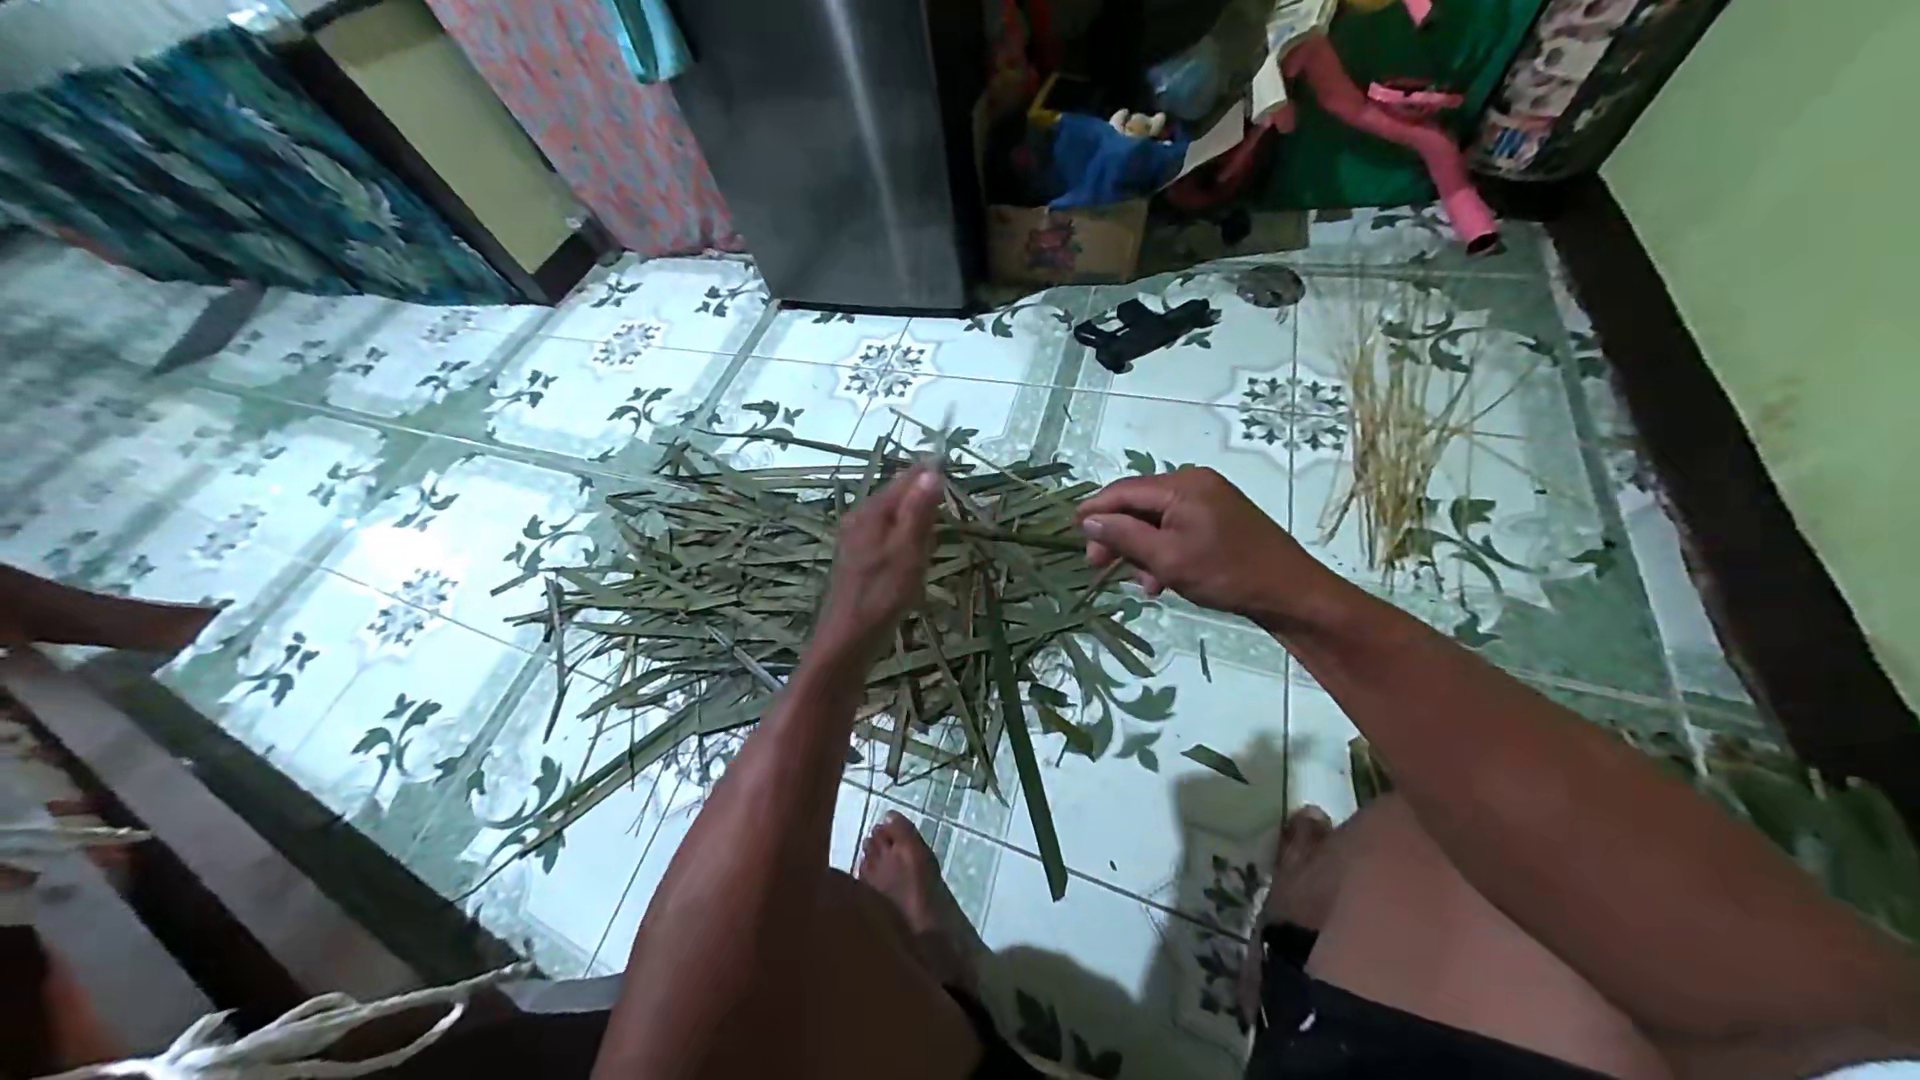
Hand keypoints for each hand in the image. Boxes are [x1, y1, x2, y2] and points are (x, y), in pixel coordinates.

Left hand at [814, 465, 943, 663]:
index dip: (931, 475)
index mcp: (871, 511)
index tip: (957, 481)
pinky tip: (915, 559)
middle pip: (898, 497)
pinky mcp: (860, 559)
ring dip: (917, 522)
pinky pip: (889, 537)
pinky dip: (906, 541)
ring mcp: (857, 539)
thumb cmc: (882, 594)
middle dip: (924, 500)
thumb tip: (932, 472)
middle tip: (950, 515)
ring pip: (894, 518)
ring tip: (936, 537)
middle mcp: (860, 518)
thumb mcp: (908, 549)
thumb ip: (919, 510)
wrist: (849, 638)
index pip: (905, 479)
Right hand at [1076, 467, 1342, 621]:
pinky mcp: (1218, 516)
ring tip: (1141, 583)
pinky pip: (1176, 526)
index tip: (1072, 533)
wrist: (1290, 592)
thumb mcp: (1167, 558)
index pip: (1123, 491)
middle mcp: (1194, 482)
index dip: (1094, 511)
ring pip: (1156, 519)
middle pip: (1138, 504)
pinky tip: (1161, 579)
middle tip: (1098, 566)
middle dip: (1118, 535)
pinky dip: (1162, 549)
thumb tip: (1087, 519)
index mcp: (1182, 485)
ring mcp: (1209, 498)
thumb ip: (1124, 535)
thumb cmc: (1226, 574)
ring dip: (1141, 549)